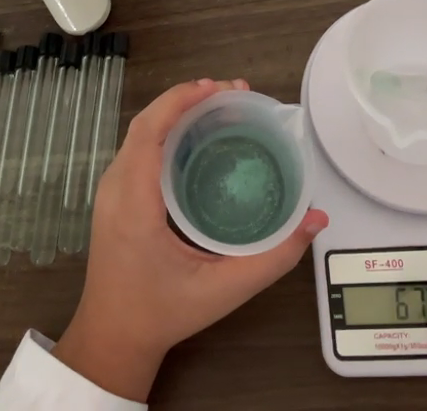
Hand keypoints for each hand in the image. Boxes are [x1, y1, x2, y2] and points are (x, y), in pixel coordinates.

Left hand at [52, 79, 327, 400]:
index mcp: (134, 203)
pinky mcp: (116, 196)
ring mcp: (111, 190)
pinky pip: (140, 149)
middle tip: (235, 95)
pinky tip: (199, 136)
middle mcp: (116, 188)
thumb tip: (315, 220)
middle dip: (189, 99)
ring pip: (142, 133)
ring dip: (178, 113)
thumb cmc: (162, 313)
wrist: (113, 339)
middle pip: (147, 124)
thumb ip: (273, 257)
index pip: (148, 131)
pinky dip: (168, 131)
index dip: (179, 100)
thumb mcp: (223, 289)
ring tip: (223, 107)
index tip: (217, 88)